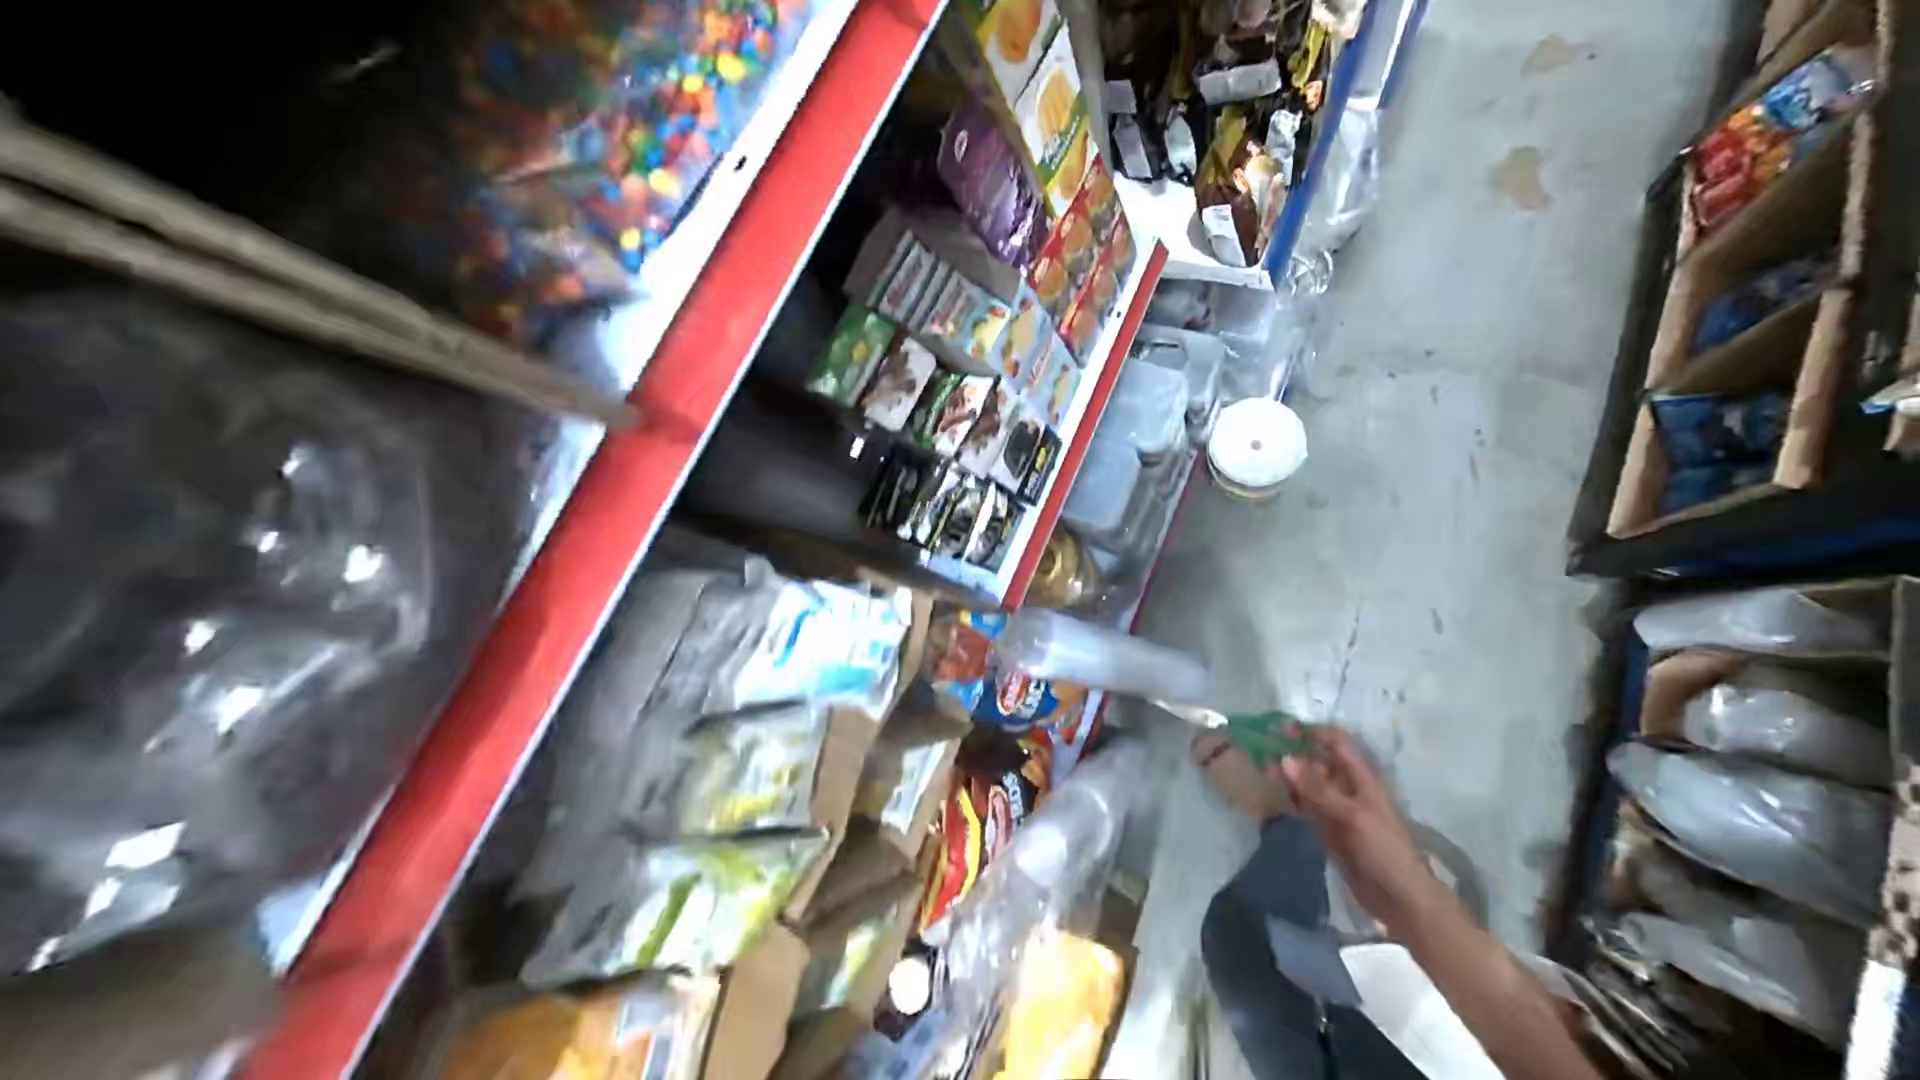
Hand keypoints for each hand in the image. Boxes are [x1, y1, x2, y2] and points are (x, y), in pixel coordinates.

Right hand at [1279, 728, 1443, 936]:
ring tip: (1259, 768)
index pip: (1337, 743)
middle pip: (1318, 761)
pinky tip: (1270, 794)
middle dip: (1293, 752)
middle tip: (1261, 747)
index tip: (1281, 727)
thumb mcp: (1353, 816)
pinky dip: (1288, 798)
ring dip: (1287, 775)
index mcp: (1363, 779)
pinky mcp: (1327, 831)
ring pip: (1308, 784)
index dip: (1312, 732)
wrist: (1402, 901)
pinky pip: (1304, 807)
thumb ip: (1317, 788)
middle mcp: (1348, 789)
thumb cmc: (1385, 851)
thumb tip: (1282, 759)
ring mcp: (1336, 810)